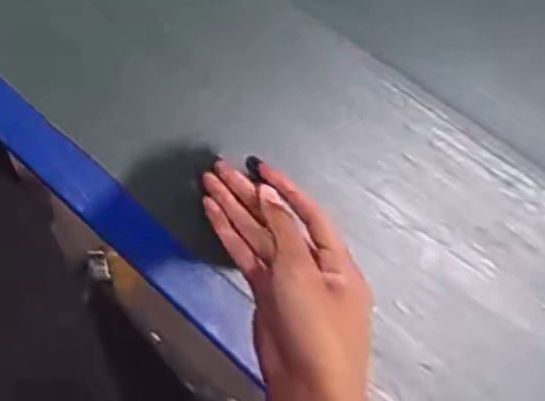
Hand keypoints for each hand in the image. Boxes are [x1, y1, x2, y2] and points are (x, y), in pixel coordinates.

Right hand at [202, 158, 372, 400]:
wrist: (308, 388)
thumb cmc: (317, 330)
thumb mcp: (302, 273)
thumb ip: (282, 229)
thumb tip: (268, 194)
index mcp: (336, 264)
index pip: (309, 214)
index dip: (285, 188)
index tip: (259, 166)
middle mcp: (312, 267)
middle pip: (276, 221)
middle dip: (248, 194)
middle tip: (220, 169)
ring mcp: (287, 279)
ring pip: (256, 234)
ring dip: (233, 208)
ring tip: (209, 182)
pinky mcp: (266, 291)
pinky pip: (246, 253)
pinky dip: (228, 232)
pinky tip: (211, 211)